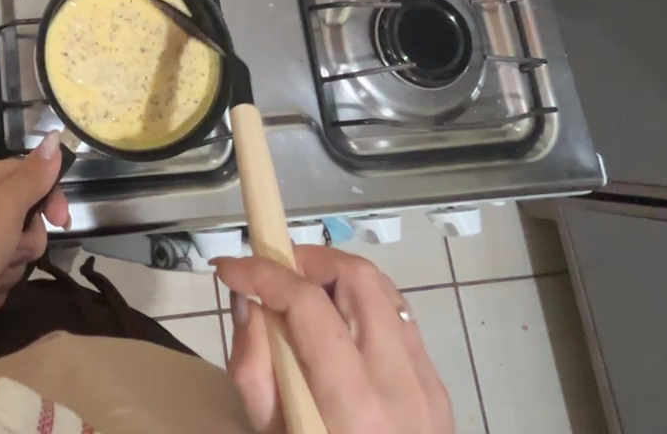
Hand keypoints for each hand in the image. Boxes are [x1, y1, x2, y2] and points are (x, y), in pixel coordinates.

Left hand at [0, 137, 70, 332]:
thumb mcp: (7, 204)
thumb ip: (34, 174)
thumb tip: (55, 136)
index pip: (35, 176)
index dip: (52, 200)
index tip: (60, 223)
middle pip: (28, 219)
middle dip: (25, 243)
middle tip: (10, 250)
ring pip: (16, 251)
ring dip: (8, 269)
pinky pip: (0, 274)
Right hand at [217, 246, 453, 433]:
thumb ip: (254, 368)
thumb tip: (251, 301)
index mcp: (355, 407)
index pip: (309, 304)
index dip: (263, 273)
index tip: (230, 269)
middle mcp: (401, 385)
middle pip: (357, 276)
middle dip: (306, 259)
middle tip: (270, 274)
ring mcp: (427, 384)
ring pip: (381, 288)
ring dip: (334, 277)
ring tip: (298, 296)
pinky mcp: (437, 387)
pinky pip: (395, 318)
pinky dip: (358, 304)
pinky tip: (333, 330)